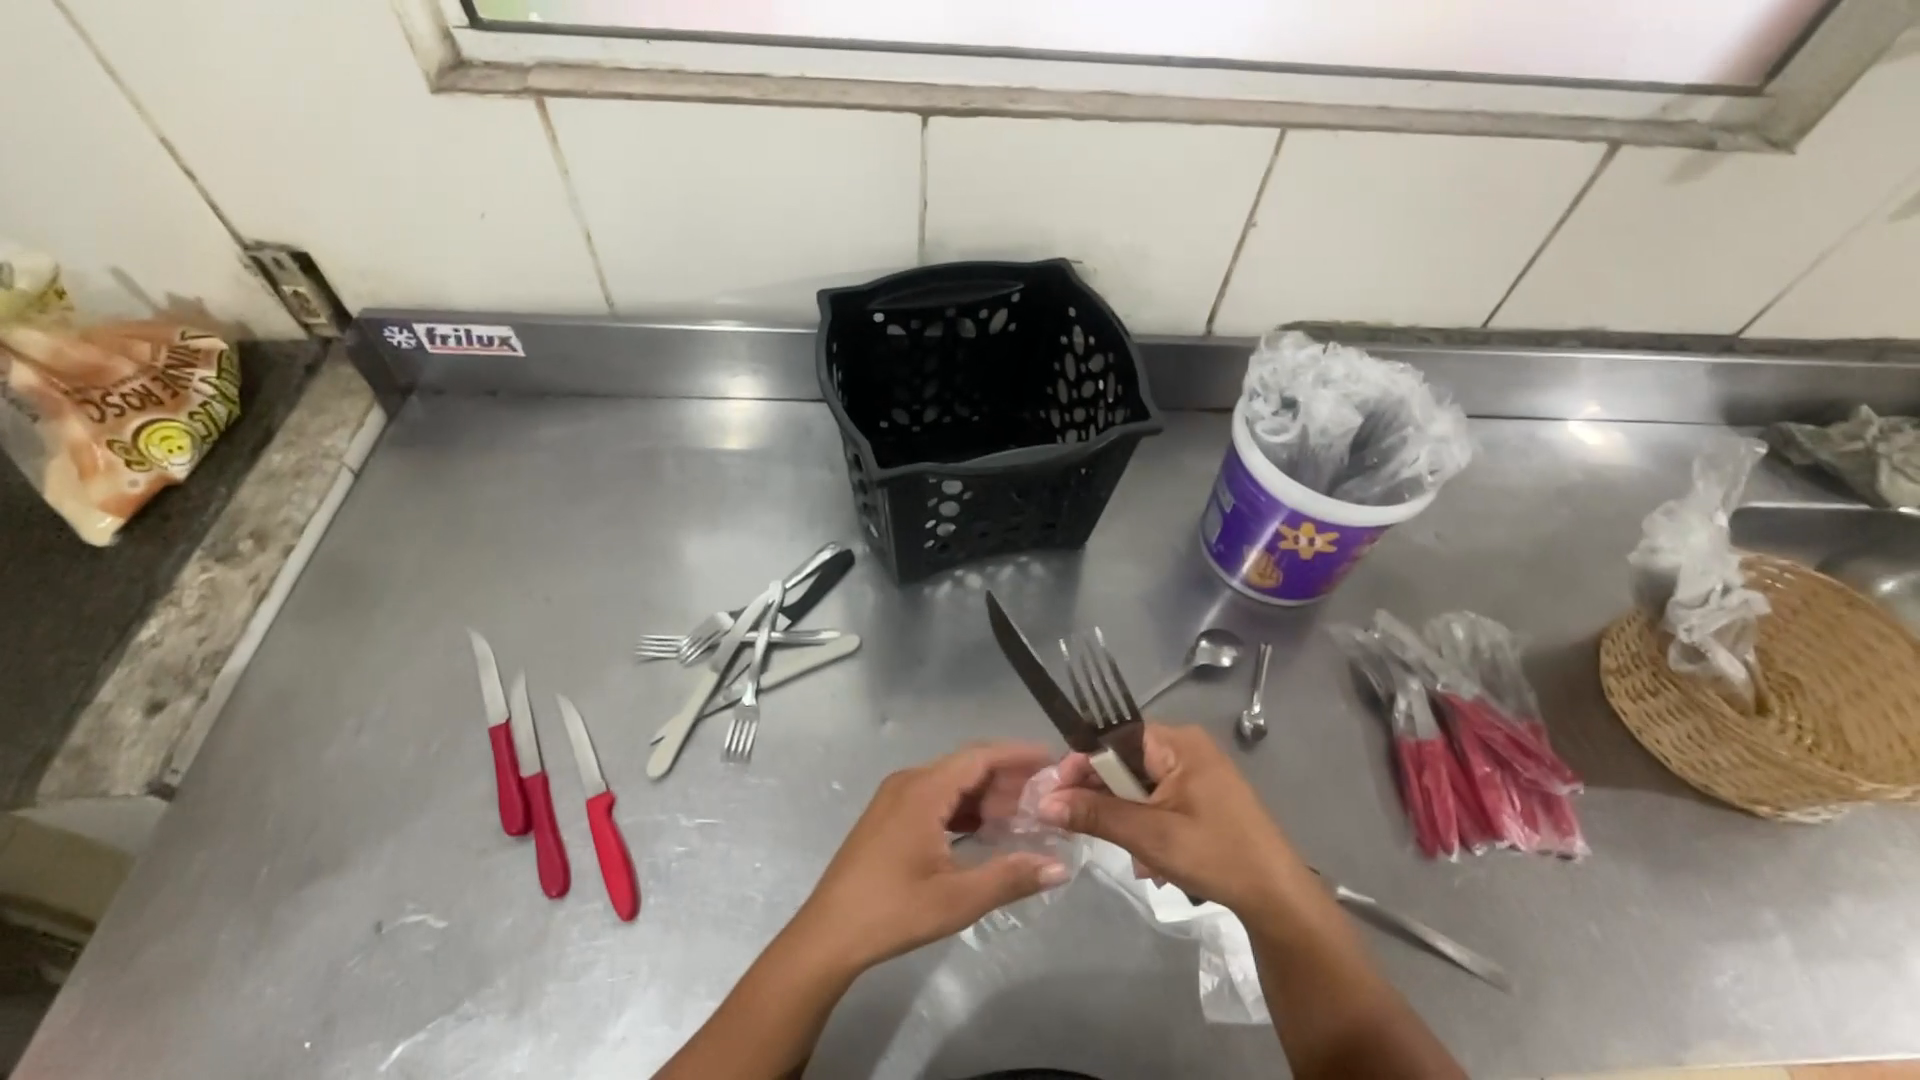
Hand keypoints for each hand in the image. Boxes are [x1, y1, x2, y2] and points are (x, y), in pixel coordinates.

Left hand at [784, 741, 1070, 973]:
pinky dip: (964, 810)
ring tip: (1025, 817)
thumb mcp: (958, 899)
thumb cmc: (892, 911)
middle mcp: (909, 783)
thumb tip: (1060, 867)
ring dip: (987, 797)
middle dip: (1008, 780)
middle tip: (1047, 799)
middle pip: (967, 767)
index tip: (1054, 761)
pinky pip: (936, 799)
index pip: (980, 756)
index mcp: (924, 790)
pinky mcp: (889, 818)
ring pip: (951, 784)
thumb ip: (1011, 877)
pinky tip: (987, 832)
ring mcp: (895, 799)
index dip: (1019, 755)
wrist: (828, 934)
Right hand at [1039, 724, 1306, 918]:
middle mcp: (1186, 748)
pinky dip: (1146, 827)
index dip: (1081, 765)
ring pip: (1138, 786)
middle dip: (1104, 800)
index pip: (1112, 739)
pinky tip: (1150, 861)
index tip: (1055, 795)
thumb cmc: (1216, 855)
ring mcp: (1196, 773)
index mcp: (1178, 743)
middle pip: (1123, 762)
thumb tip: (1044, 803)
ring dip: (1125, 820)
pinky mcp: (1202, 797)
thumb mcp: (1150, 836)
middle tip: (1081, 830)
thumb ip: (1096, 814)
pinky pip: (1157, 801)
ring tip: (1133, 858)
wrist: (1276, 896)